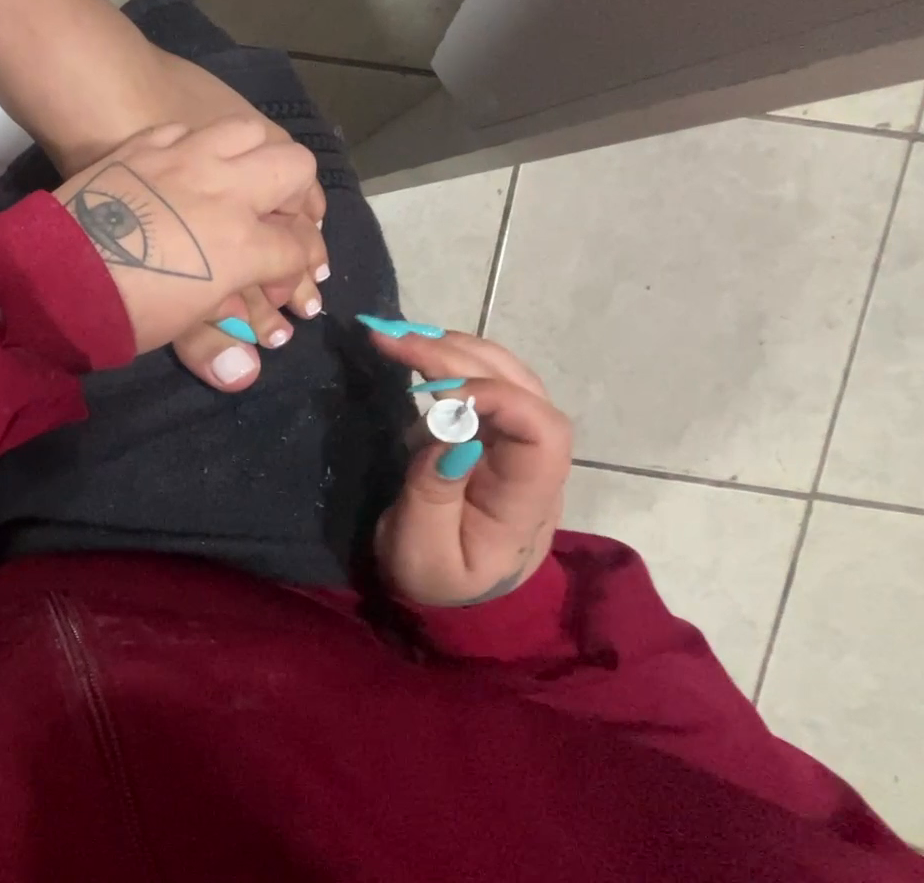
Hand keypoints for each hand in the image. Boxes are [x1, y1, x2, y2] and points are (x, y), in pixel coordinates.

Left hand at [50, 48, 329, 390]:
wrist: (52, 272)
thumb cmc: (119, 310)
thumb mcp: (174, 327)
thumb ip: (216, 339)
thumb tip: (243, 374)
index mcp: (242, 242)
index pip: (295, 247)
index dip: (295, 270)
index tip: (277, 287)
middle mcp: (225, 189)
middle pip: (292, 167)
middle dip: (294, 197)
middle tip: (275, 222)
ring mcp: (184, 157)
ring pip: (245, 131)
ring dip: (251, 155)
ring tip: (238, 183)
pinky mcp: (143, 145)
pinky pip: (186, 131)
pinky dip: (195, 146)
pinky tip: (184, 168)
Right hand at [365, 326, 573, 607]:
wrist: (449, 597)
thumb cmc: (435, 581)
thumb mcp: (422, 553)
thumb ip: (432, 497)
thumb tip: (447, 432)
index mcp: (525, 500)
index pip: (542, 432)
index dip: (497, 397)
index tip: (431, 389)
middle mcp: (532, 463)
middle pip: (524, 388)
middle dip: (459, 356)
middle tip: (389, 338)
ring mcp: (514, 445)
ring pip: (509, 377)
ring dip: (456, 348)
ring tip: (396, 335)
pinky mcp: (490, 436)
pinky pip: (486, 385)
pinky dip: (451, 359)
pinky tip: (415, 350)